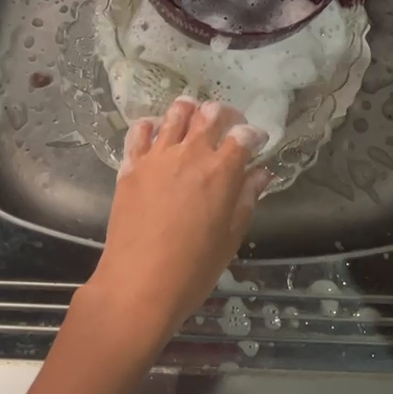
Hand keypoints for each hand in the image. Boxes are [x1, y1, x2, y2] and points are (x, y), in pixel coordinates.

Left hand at [87, 97, 270, 336]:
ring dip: (190, 110)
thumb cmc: (193, 269)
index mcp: (221, 171)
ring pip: (176, 112)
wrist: (138, 283)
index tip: (257, 141)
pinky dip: (152, 125)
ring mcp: (158, 155)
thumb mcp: (230, 238)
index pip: (243, 135)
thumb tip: (260, 173)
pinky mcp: (131, 163)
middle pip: (210, 113)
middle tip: (228, 124)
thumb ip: (246, 199)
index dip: (254, 134)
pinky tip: (157, 135)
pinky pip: (140, 129)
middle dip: (225, 113)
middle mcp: (190, 153)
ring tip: (194, 120)